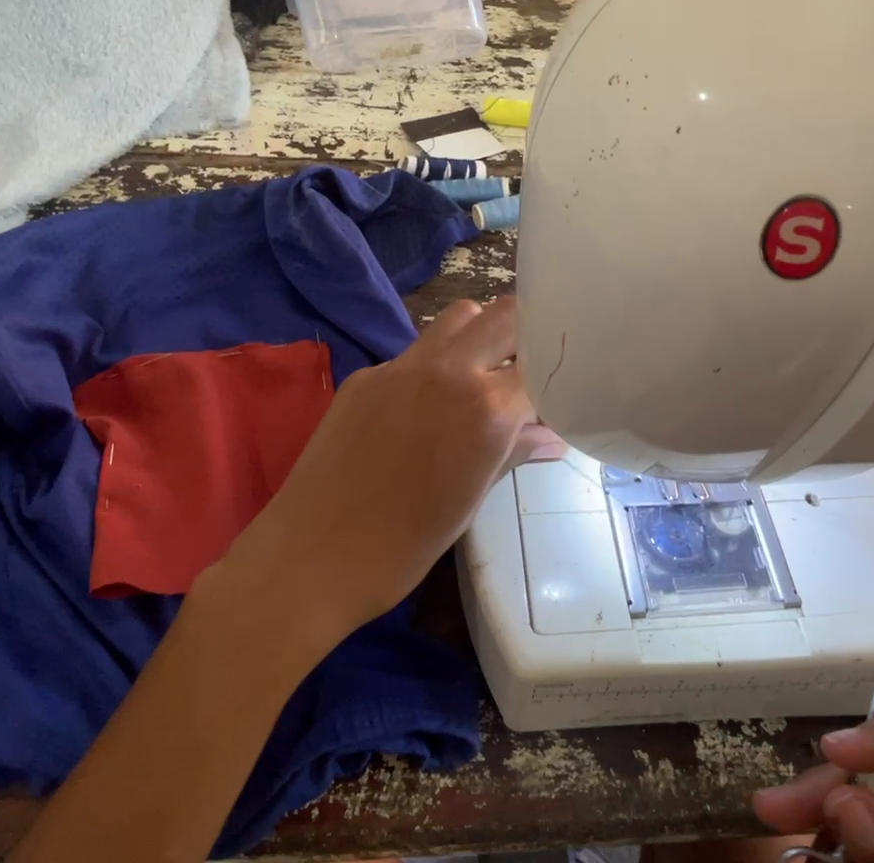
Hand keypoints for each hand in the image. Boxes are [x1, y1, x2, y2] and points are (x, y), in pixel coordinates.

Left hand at [224, 297, 563, 637]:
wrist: (309, 558)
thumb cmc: (403, 546)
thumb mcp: (470, 500)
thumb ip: (514, 452)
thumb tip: (552, 437)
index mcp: (484, 408)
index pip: (541, 366)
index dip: (557, 376)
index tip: (564, 390)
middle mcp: (447, 371)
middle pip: (504, 315)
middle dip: (527, 334)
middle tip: (531, 369)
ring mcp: (400, 367)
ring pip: (458, 318)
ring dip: (480, 335)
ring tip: (482, 379)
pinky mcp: (365, 375)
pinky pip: (415, 350)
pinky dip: (436, 363)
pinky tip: (427, 407)